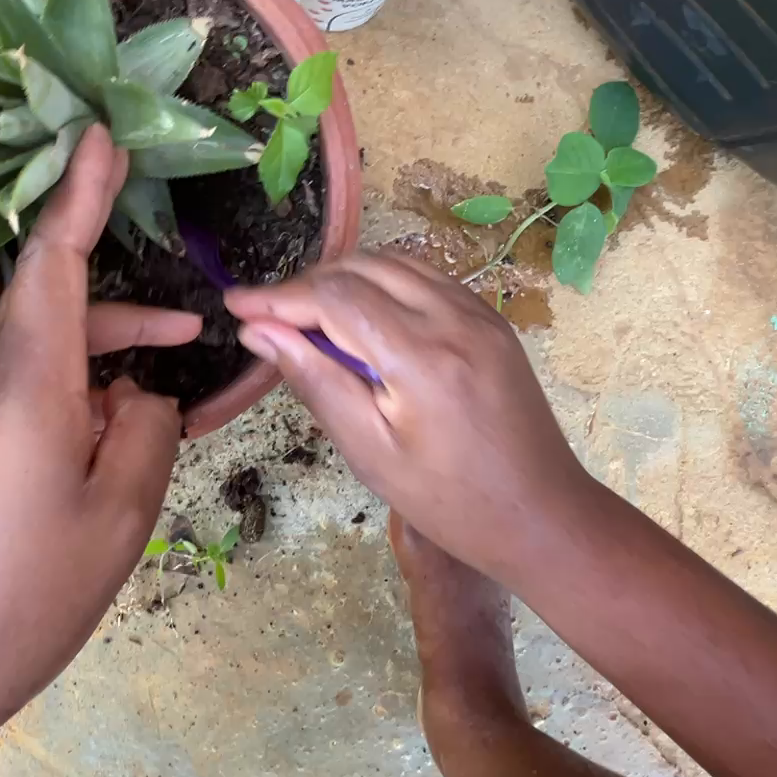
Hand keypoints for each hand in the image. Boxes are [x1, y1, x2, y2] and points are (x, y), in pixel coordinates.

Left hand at [0, 125, 197, 737]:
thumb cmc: (22, 592)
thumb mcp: (120, 514)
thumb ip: (148, 432)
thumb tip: (143, 395)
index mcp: (28, 380)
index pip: (56, 260)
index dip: (79, 193)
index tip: (99, 137)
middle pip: (60, 304)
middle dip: (128, 305)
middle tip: (192, 314)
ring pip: (54, 353)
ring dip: (116, 354)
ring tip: (177, 378)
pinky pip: (37, 393)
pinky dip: (88, 395)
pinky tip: (123, 430)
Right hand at [225, 253, 591, 587]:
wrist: (541, 513)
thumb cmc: (448, 501)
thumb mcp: (370, 452)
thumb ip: (316, 381)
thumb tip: (259, 332)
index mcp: (422, 357)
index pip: (334, 298)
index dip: (278, 297)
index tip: (236, 304)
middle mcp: (453, 317)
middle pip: (361, 268)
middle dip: (306, 285)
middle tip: (268, 317)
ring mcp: (479, 311)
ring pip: (393, 263)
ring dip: (342, 278)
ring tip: (305, 314)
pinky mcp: (490, 317)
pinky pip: (424, 276)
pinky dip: (381, 282)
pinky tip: (361, 314)